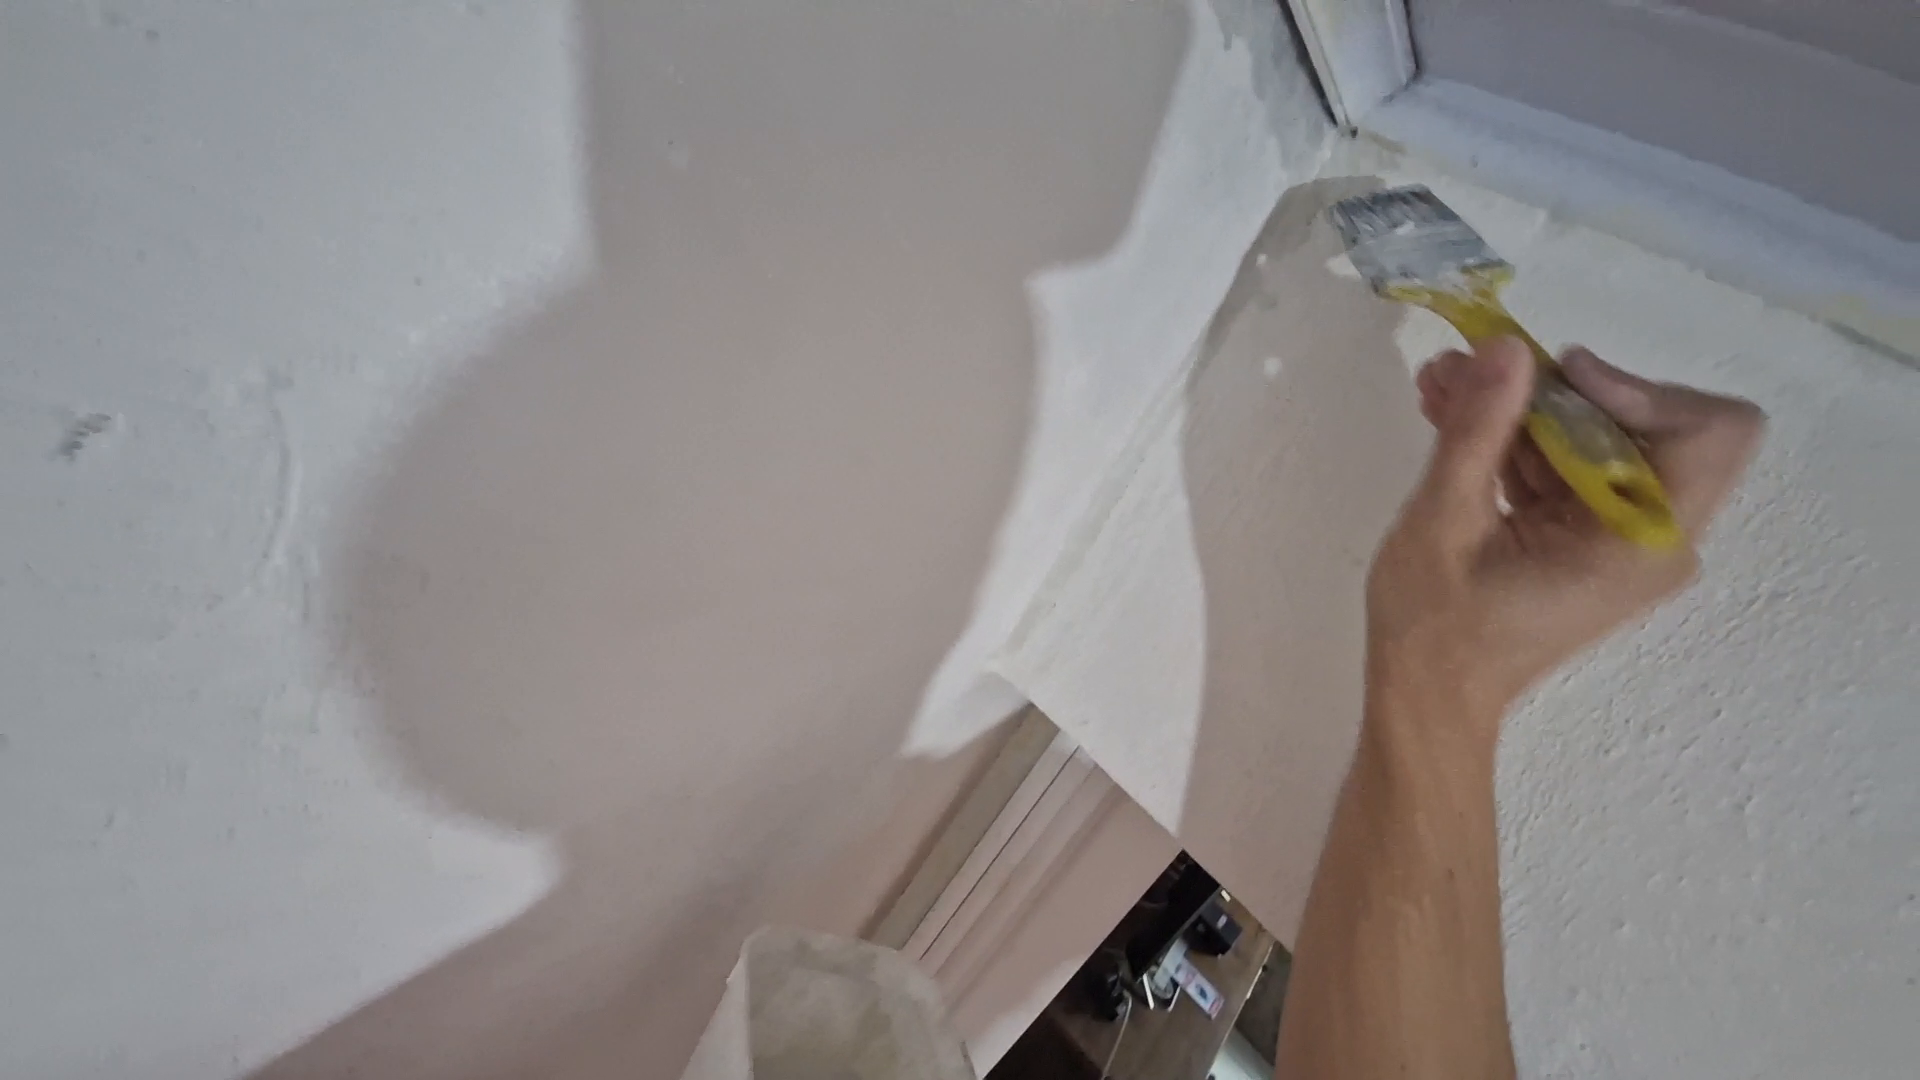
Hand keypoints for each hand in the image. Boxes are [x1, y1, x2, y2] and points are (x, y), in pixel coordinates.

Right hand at [1366, 337, 1765, 733]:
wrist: (1425, 696)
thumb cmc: (1432, 624)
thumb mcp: (1442, 522)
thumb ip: (1476, 433)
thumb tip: (1503, 348)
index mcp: (1640, 542)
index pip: (1705, 431)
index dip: (1631, 388)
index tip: (1545, 373)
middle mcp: (1651, 537)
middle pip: (1641, 429)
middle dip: (1553, 392)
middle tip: (1472, 364)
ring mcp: (1615, 541)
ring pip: (1591, 445)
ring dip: (1519, 412)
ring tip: (1441, 381)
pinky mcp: (1578, 543)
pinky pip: (1561, 474)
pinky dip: (1510, 445)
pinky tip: (1449, 417)